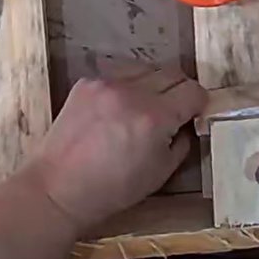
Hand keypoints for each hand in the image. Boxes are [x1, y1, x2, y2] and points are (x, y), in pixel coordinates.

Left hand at [20, 65, 205, 233]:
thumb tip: (186, 125)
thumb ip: (181, 143)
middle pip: (172, 73)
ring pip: (145, 69)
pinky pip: (118, 76)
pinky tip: (118, 110)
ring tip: (145, 107)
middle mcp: (133, 92)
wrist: (59, 188)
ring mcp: (107, 84)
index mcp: (155, 116)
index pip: (193, 90)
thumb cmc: (112, 189)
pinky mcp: (86, 84)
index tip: (195, 112)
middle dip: (179, 90)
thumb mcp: (160, 173)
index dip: (199, 102)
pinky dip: (125, 88)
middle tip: (175, 110)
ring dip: (153, 84)